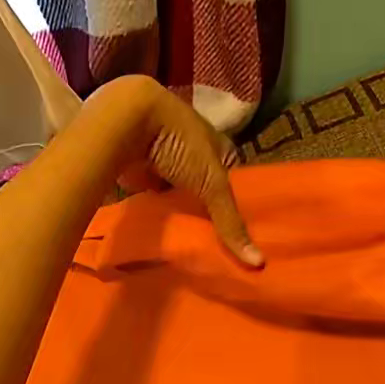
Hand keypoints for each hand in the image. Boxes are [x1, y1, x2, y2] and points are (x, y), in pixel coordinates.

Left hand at [86, 75, 263, 266]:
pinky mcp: (142, 174)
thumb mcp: (212, 182)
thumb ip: (230, 221)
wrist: (126, 121)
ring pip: (181, 196)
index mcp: (218, 147)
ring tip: (198, 248)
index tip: (249, 235)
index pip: (236, 180)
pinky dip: (161, 214)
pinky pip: (156, 200)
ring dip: (185, 214)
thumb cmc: (180, 142)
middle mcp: (194, 154)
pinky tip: (169, 236)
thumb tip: (258, 262)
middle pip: (207, 190)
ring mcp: (167, 163)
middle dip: (212, 213)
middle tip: (225, 250)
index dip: (242, 204)